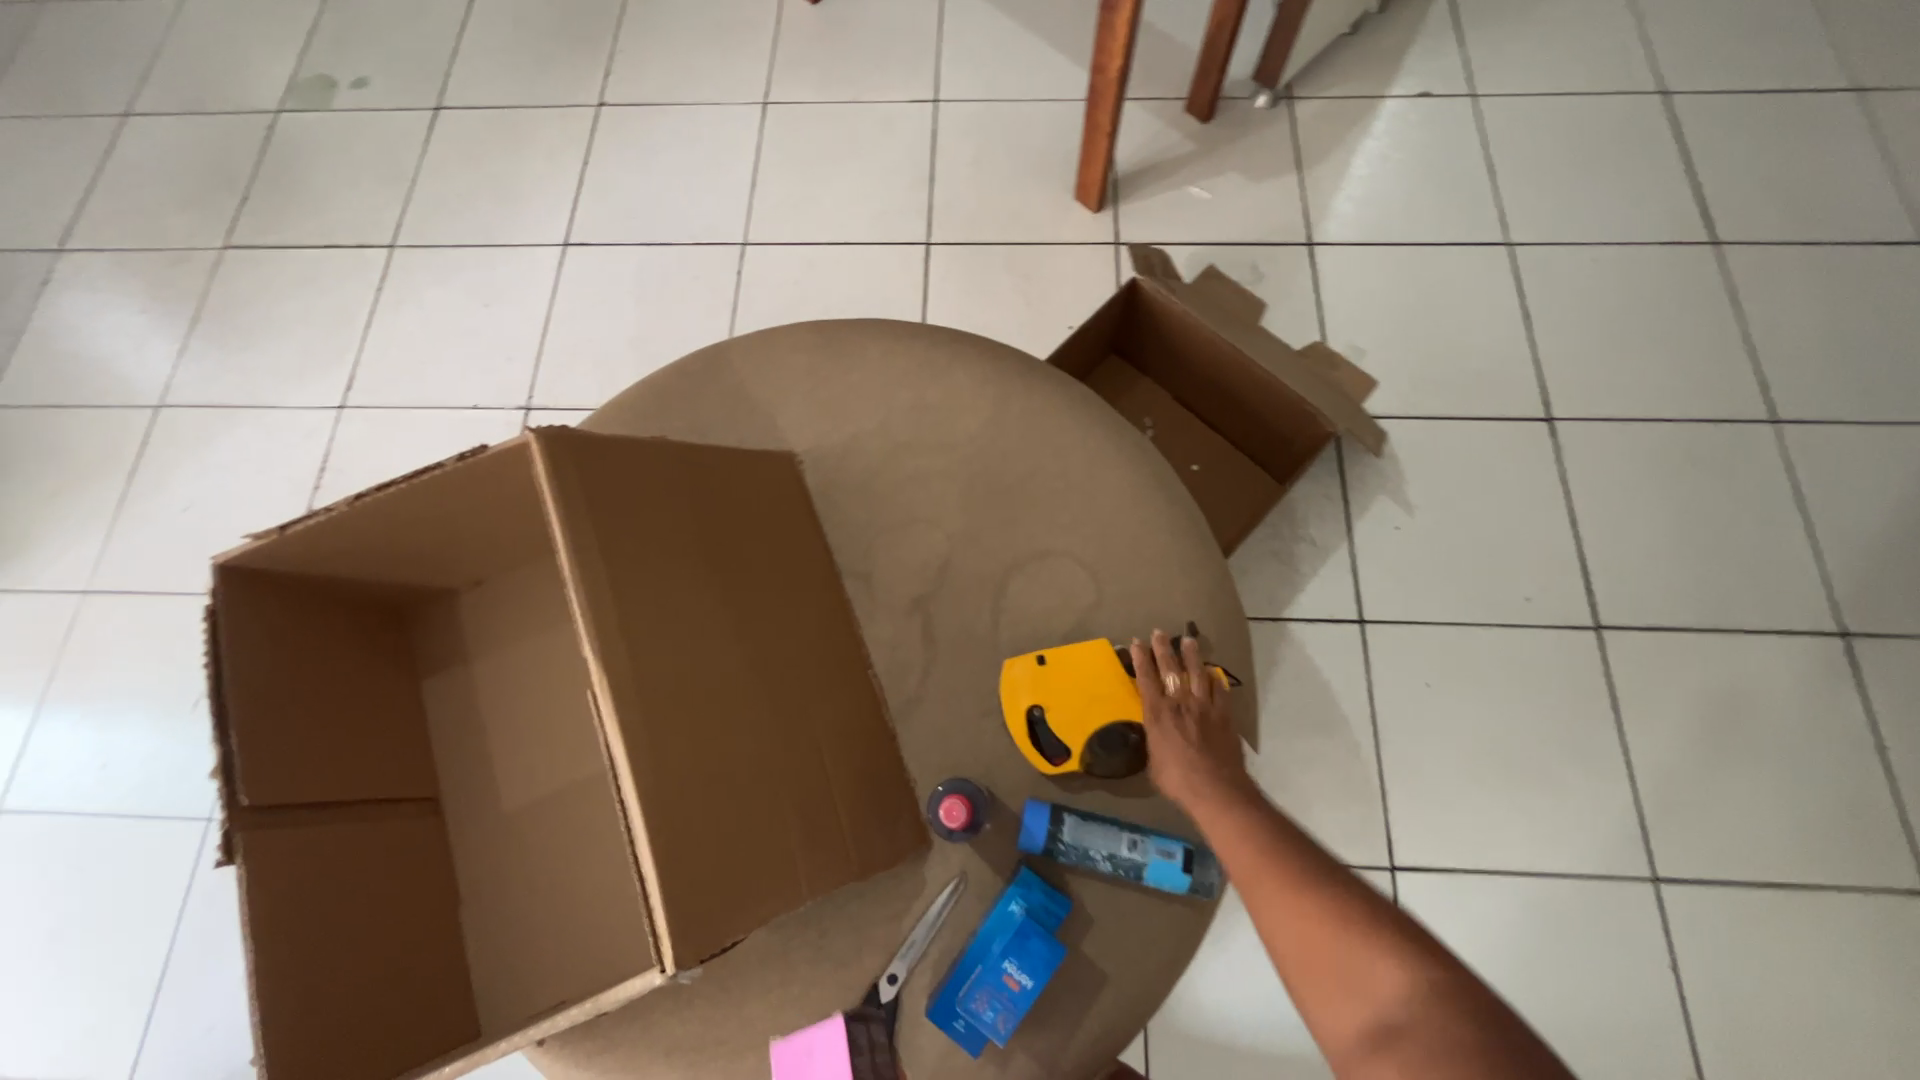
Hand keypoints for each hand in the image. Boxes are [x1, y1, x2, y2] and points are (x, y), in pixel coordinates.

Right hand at [1130, 628, 1256, 815]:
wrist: (1215, 789)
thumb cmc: (1176, 780)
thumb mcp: (1153, 761)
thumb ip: (1154, 741)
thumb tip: (1154, 735)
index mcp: (1157, 714)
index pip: (1146, 679)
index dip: (1141, 659)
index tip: (1137, 642)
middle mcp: (1180, 703)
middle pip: (1171, 669)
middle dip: (1163, 649)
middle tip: (1159, 632)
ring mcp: (1205, 707)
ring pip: (1198, 673)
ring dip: (1192, 656)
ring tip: (1189, 640)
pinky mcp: (1225, 715)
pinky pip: (1220, 691)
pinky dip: (1216, 680)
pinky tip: (1214, 673)